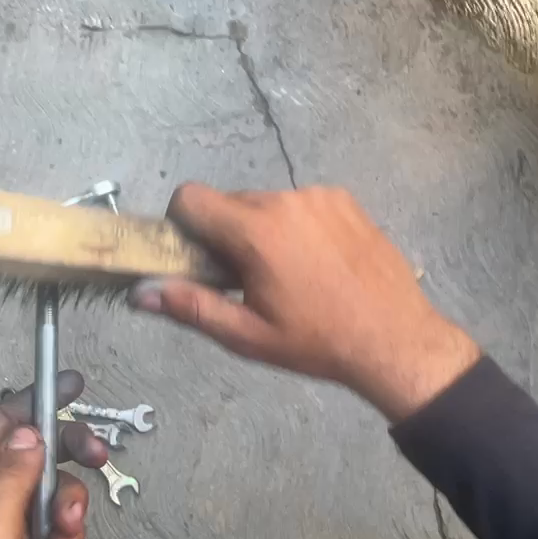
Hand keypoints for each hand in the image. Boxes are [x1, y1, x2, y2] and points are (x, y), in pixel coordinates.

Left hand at [0, 372, 109, 538]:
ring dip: (65, 505)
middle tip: (98, 457)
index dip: (35, 401)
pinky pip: (48, 526)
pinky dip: (63, 533)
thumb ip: (10, 479)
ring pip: (44, 491)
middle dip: (64, 455)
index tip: (72, 385)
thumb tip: (27, 430)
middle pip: (28, 454)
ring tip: (65, 535)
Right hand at [131, 185, 479, 421]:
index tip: (197, 256)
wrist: (396, 339)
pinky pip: (300, 204)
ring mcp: (319, 196)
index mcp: (256, 231)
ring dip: (261, 230)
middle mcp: (285, 200)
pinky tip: (316, 263)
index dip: (181, 223)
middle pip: (229, 202)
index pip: (191, 197)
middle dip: (225, 234)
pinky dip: (294, 226)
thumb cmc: (317, 342)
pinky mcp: (345, 200)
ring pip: (265, 203)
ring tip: (287, 274)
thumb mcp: (247, 335)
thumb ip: (190, 307)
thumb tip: (141, 294)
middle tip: (245, 278)